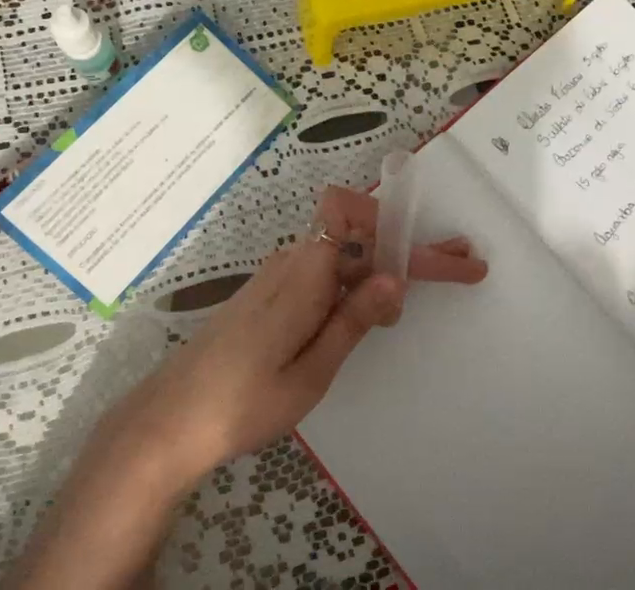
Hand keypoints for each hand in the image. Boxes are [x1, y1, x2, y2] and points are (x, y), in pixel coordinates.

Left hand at [94, 188, 487, 489]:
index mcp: (303, 273)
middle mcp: (291, 262)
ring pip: (344, 255)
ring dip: (388, 263)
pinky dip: (360, 280)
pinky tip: (376, 307)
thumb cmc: (243, 402)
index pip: (350, 214)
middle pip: (358, 235)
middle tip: (464, 262)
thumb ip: (353, 320)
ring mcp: (279, 277)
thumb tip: (396, 277)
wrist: (170, 420)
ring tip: (431, 282)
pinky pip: (325, 272)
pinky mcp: (272, 295)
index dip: (395, 220)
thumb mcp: (310, 371)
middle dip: (411, 246)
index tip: (439, 250)